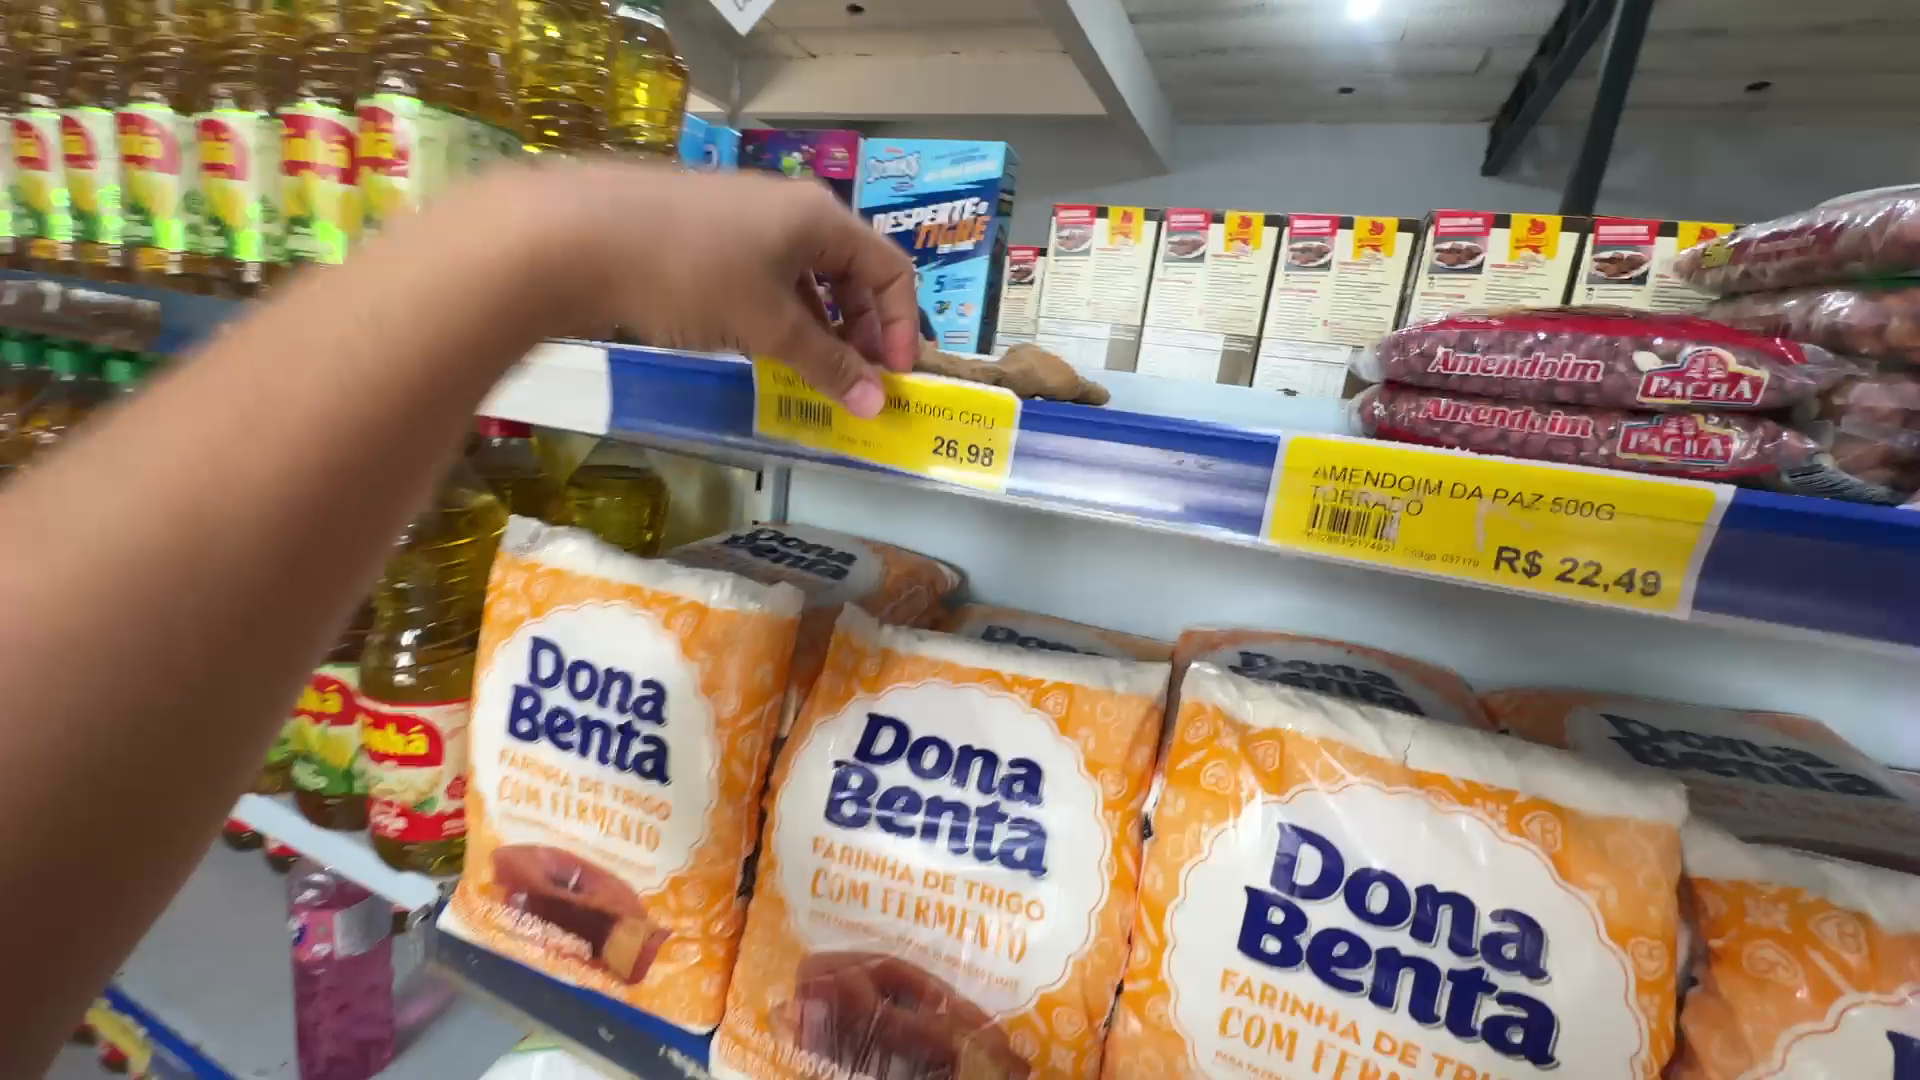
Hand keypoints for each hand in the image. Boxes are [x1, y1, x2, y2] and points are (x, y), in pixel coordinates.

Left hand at [526, 161, 919, 416]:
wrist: (577, 236)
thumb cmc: (692, 273)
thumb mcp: (769, 325)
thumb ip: (828, 365)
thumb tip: (876, 405)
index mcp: (822, 220)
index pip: (892, 272)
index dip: (902, 327)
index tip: (893, 378)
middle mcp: (794, 213)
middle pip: (854, 277)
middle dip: (864, 333)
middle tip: (856, 383)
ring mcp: (752, 223)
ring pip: (811, 284)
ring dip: (824, 333)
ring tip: (816, 377)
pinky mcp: (716, 240)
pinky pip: (773, 283)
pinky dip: (786, 321)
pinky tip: (771, 353)